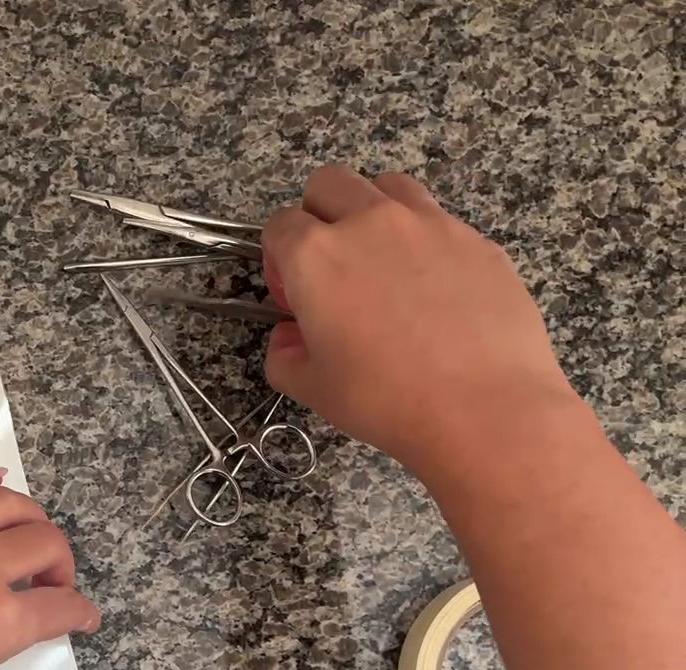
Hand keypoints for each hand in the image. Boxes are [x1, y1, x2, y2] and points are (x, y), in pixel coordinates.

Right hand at [262, 165, 583, 480]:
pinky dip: (416, 240)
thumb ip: (283, 350)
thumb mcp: (303, 382)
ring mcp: (431, 226)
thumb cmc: (378, 395)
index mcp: (314, 257)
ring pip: (387, 185)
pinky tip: (422, 290)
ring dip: (368, 211)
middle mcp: (370, 225)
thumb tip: (292, 335)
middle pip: (329, 182)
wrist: (479, 404)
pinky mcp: (476, 240)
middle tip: (322, 264)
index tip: (286, 288)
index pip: (279, 223)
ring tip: (373, 262)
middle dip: (315, 214)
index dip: (275, 254)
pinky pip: (435, 219)